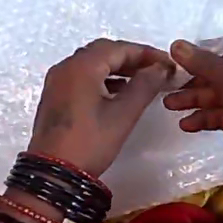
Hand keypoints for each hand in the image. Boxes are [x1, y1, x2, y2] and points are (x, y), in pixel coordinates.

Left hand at [27, 40, 177, 175]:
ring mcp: (57, 81)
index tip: (168, 64)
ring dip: (117, 68)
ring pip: (91, 64)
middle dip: (132, 58)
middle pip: (103, 52)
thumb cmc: (90, 143)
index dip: (146, 54)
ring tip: (142, 80)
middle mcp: (66, 67)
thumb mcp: (123, 115)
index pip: (119, 48)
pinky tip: (119, 92)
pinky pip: (82, 77)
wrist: (54, 174)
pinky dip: (102, 79)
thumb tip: (161, 68)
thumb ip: (144, 86)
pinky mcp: (55, 96)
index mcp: (81, 67)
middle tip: (156, 70)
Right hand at [162, 37, 222, 142]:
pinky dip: (207, 118)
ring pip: (221, 95)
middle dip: (195, 81)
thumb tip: (175, 45)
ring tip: (169, 106)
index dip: (203, 53)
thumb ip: (206, 64)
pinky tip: (187, 125)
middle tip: (169, 88)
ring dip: (196, 100)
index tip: (178, 61)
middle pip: (222, 73)